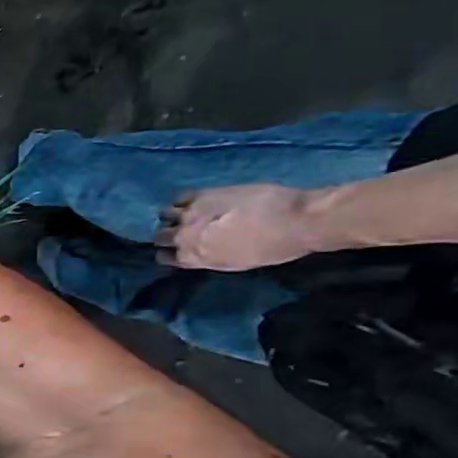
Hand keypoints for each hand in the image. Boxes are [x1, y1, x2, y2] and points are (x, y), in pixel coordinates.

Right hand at [156, 184, 319, 270]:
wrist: (297, 220)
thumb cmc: (274, 249)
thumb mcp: (236, 263)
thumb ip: (209, 257)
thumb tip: (200, 251)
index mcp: (193, 257)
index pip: (164, 257)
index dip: (169, 253)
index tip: (177, 249)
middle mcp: (183, 237)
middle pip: (160, 235)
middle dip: (168, 234)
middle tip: (184, 231)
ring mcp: (190, 214)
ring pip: (165, 214)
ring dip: (174, 215)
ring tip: (190, 213)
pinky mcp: (202, 195)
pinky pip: (179, 198)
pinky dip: (183, 201)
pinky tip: (197, 202)